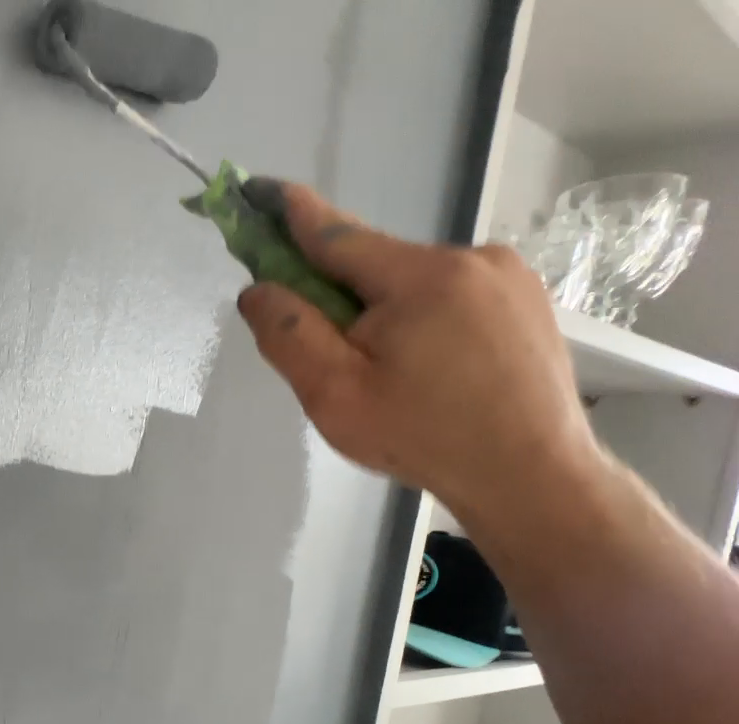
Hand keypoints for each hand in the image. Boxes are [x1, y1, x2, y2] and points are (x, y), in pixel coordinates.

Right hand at [236, 181, 603, 524]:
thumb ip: (288, 334)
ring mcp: (506, 276)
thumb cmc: (421, 434)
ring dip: (375, 312)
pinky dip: (413, 318)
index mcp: (421, 277)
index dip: (289, 212)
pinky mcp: (523, 299)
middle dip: (333, 293)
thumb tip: (258, 289)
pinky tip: (419, 368)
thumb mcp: (332, 392)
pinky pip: (444, 295)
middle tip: (322, 354)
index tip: (254, 187)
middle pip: (371, 264)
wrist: (531, 474)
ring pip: (407, 283)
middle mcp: (471, 258)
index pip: (335, 234)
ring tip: (380, 374)